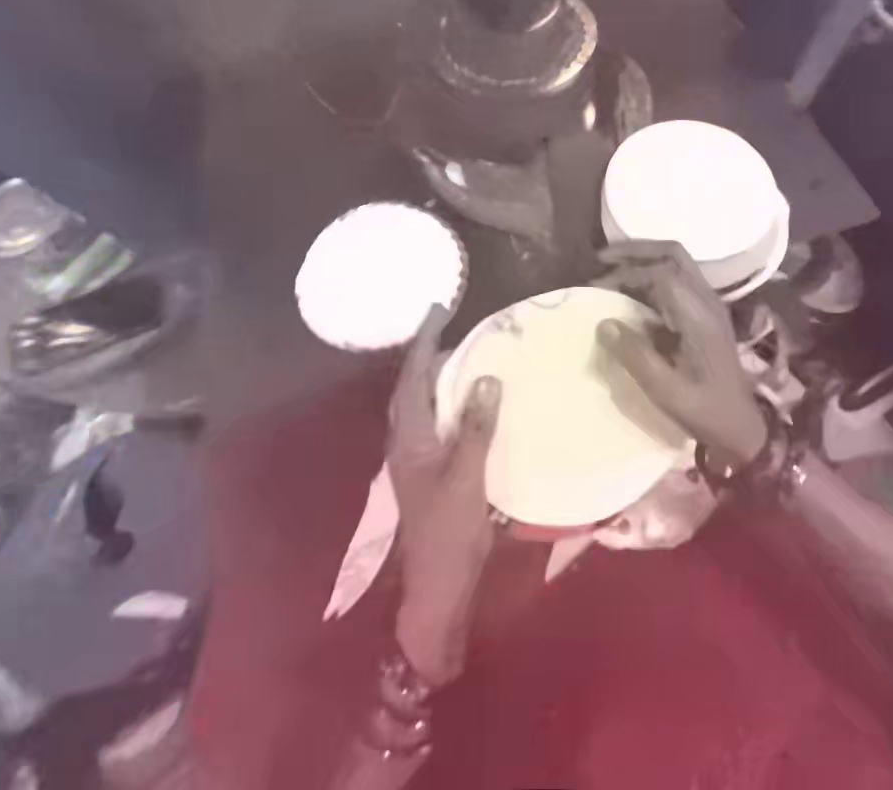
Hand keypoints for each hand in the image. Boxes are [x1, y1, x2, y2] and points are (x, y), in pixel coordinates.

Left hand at [387, 304, 501, 684]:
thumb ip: (476, 428)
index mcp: (410, 437)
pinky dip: (445, 401)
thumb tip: (487, 378)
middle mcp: (405, 440)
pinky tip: (467, 402)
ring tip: (460, 355)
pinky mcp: (426, 468)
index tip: (437, 310)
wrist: (438, 583)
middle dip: (427, 354)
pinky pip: (432, 421)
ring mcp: (414, 456)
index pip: (414, 377)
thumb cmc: (450, 530)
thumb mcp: (468, 477)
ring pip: (419, 403)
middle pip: (411, 386)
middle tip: (452, 329)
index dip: (424, 342)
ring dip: (435, 376)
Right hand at [594, 241, 767, 465]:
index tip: (597, 286)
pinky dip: (651, 278)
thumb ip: (634, 355)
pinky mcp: (705, 316)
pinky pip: (678, 282)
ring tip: (609, 271)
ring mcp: (709, 307)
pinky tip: (630, 294)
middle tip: (600, 259)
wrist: (742, 429)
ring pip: (676, 265)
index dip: (626, 273)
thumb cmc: (704, 411)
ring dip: (643, 261)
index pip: (661, 273)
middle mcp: (707, 302)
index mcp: (699, 316)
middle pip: (673, 255)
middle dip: (636, 250)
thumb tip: (603, 323)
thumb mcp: (665, 390)